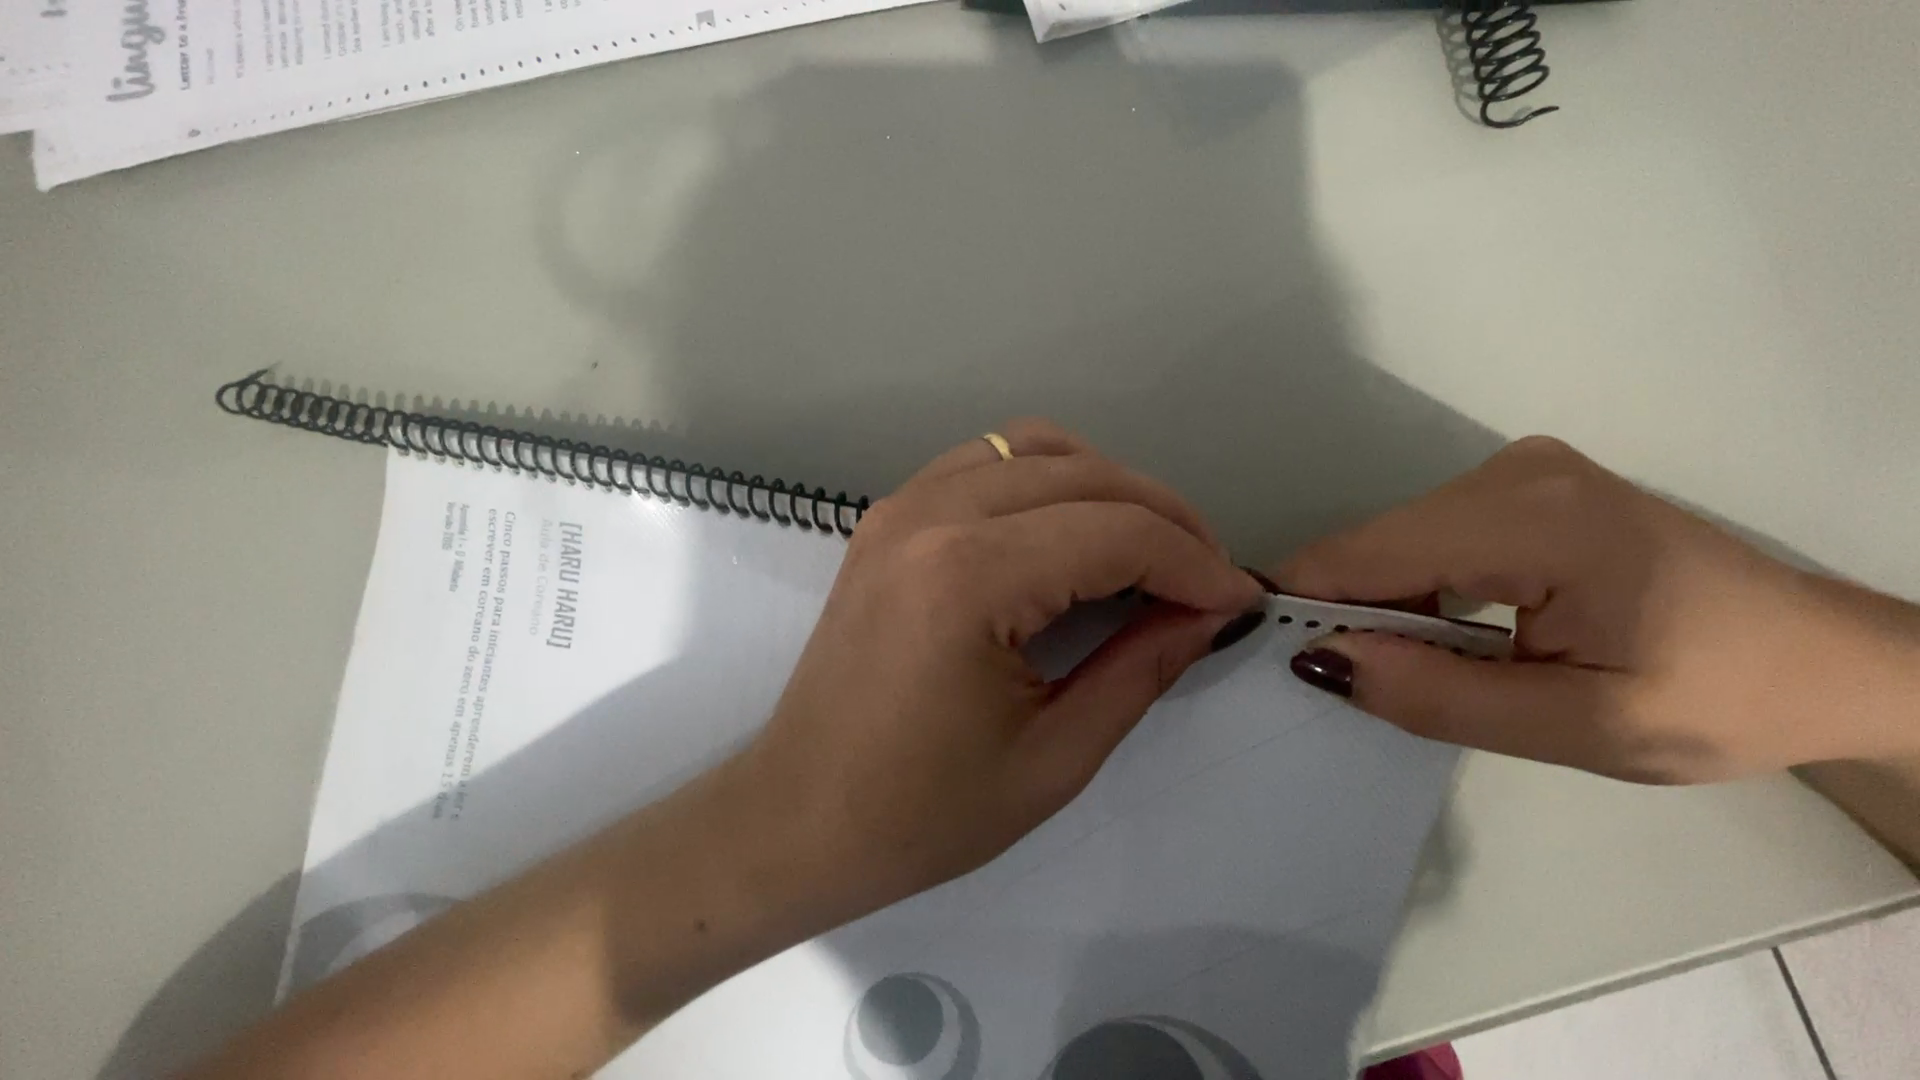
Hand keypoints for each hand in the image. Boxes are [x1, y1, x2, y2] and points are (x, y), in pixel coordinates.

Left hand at [735, 420, 1265, 919]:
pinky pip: (984, 463)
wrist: (799, 818)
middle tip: (1207, 576)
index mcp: (968, 578)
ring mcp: (900, 507)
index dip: (1194, 563)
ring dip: (1106, 485)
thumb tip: (1209, 610)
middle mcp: (930, 516)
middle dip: (1164, 516)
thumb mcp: (1054, 758)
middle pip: (1083, 475)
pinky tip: (1072, 530)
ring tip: (1150, 547)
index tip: (1239, 599)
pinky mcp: (886, 519)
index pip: (1116, 533)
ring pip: (1033, 448)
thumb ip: (1141, 667)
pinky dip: (1045, 478)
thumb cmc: (921, 813)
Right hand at [1271, 436, 1919, 783]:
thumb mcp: (1583, 725)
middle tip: (1355, 689)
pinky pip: (1423, 539)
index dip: (1304, 606)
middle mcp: (1510, 472)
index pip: (1366, 553)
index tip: (1268, 664)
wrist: (1825, 660)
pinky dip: (1410, 590)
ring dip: (1379, 607)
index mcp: (1532, 517)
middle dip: (1345, 614)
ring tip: (1410, 669)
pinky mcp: (1518, 488)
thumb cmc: (1724, 700)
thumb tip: (1319, 663)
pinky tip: (1442, 634)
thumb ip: (1441, 695)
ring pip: (1391, 542)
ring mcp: (1515, 472)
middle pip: (1372, 544)